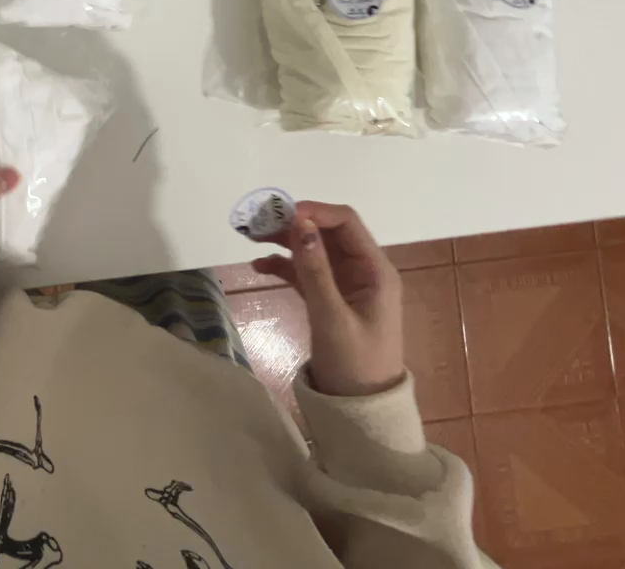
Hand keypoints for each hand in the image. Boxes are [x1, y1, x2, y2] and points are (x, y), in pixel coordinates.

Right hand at [250, 201, 405, 397]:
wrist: (361, 412)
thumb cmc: (355, 364)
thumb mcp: (332, 316)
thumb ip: (315, 269)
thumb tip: (299, 222)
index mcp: (374, 269)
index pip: (344, 222)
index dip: (313, 211)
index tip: (278, 215)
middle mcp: (361, 269)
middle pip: (325, 231)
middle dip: (292, 222)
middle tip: (256, 222)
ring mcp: (344, 283)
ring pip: (311, 247)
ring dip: (283, 240)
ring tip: (250, 237)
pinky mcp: (328, 297)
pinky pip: (304, 269)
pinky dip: (282, 264)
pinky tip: (259, 266)